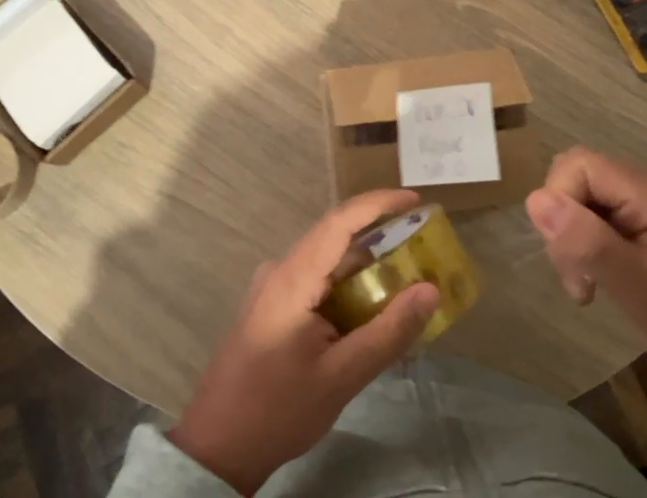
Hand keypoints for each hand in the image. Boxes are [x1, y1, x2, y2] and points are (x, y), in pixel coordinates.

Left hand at [170, 190, 440, 494]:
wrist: (217, 447)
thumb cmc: (277, 410)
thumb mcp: (342, 376)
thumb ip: (388, 331)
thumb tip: (430, 289)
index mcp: (292, 278)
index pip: (339, 222)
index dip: (379, 204)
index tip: (417, 199)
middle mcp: (279, 272)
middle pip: (335, 238)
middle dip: (381, 236)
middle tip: (423, 245)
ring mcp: (271, 290)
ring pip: (327, 263)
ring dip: (366, 267)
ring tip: (408, 279)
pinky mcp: (271, 309)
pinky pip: (316, 283)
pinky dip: (348, 288)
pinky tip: (372, 310)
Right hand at [526, 148, 646, 472]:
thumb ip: (593, 248)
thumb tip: (536, 200)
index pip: (579, 165)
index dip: (558, 205)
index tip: (571, 265)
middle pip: (582, 177)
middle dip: (565, 225)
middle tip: (581, 285)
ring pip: (590, 197)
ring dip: (578, 240)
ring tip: (593, 290)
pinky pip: (609, 215)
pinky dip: (595, 246)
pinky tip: (608, 283)